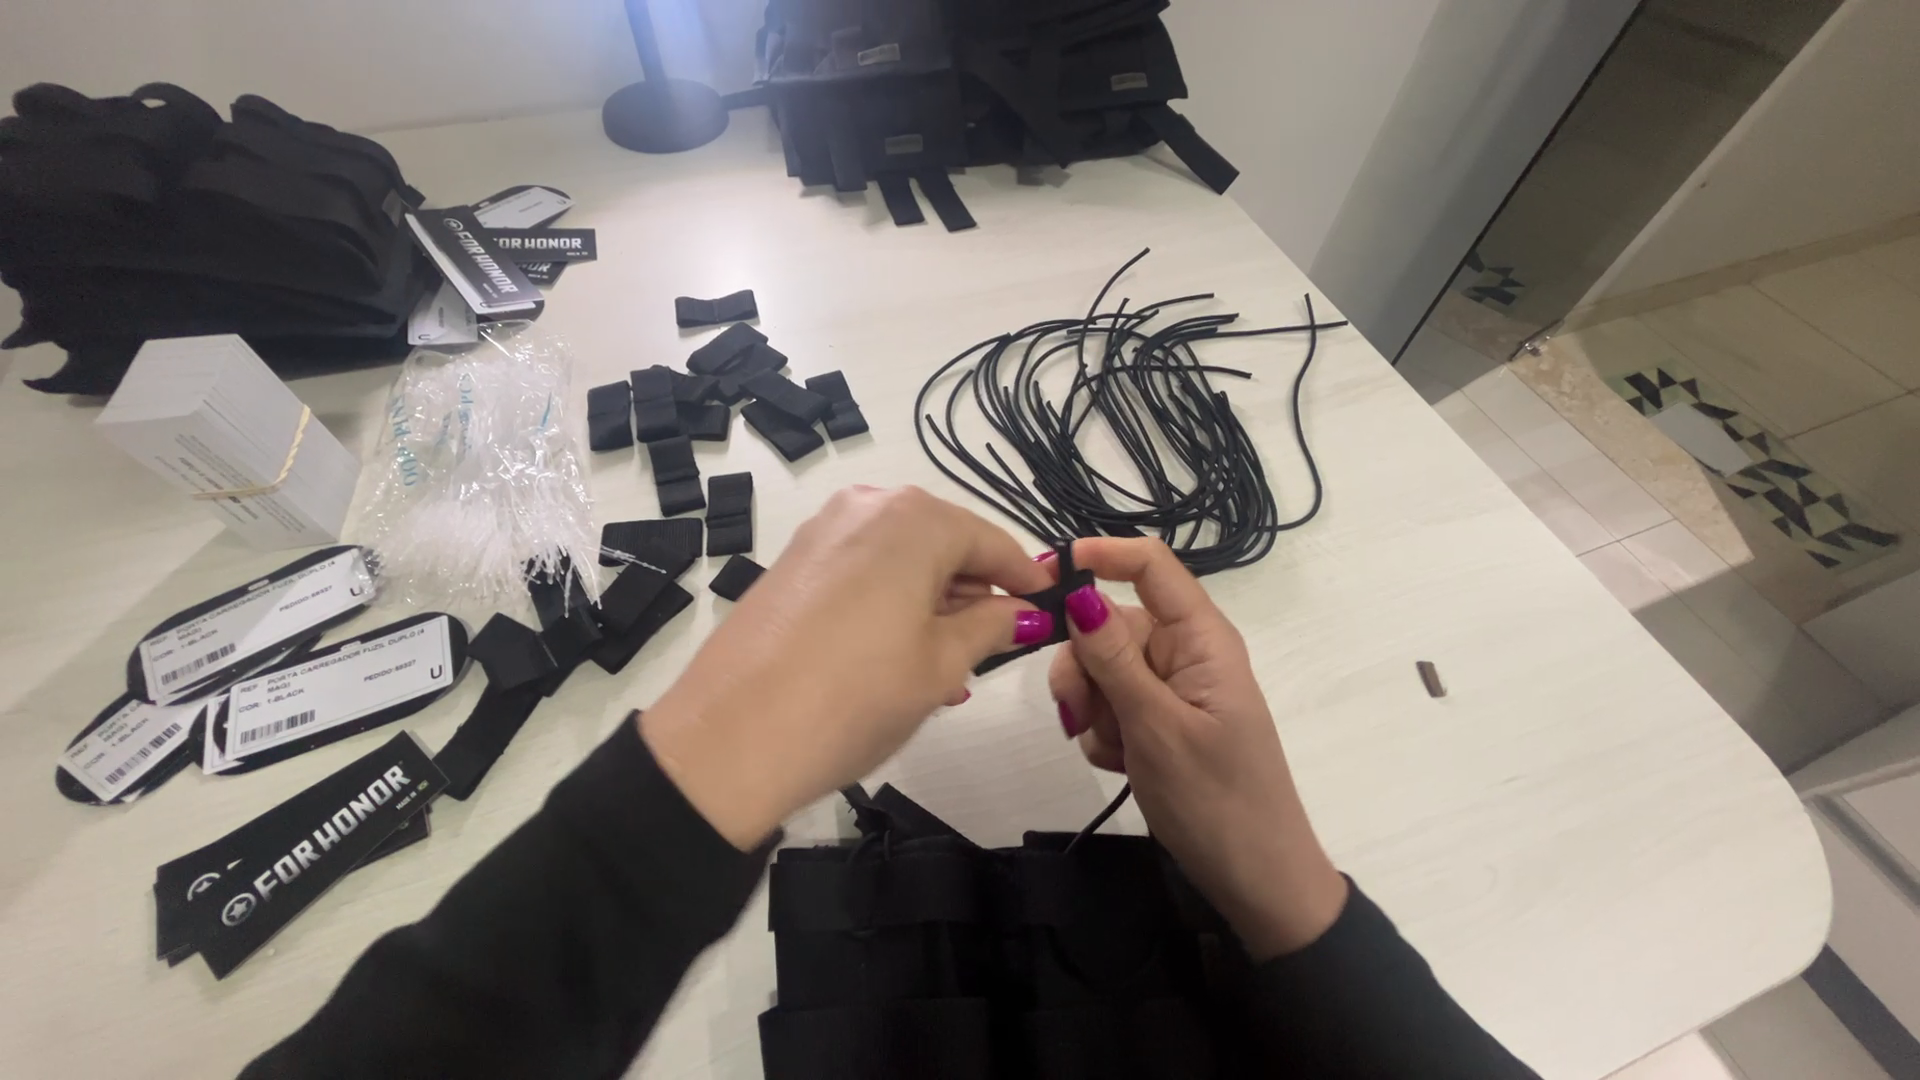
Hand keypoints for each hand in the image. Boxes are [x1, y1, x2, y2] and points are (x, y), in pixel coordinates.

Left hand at [639, 487, 1053, 849]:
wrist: (729, 741)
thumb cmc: (857, 696)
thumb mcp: (941, 664)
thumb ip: (991, 626)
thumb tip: (1023, 610)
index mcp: (914, 519)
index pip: (990, 541)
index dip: (1024, 577)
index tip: (1049, 605)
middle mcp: (866, 506)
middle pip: (943, 544)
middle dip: (973, 593)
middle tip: (993, 647)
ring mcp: (821, 531)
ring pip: (901, 559)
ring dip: (932, 602)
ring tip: (944, 666)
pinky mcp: (792, 562)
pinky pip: (863, 570)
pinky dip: (891, 602)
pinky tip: (895, 653)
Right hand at [1046, 538, 1347, 959]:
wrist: (1254, 881)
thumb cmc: (1216, 799)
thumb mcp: (1156, 727)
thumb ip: (1113, 660)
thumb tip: (1077, 594)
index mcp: (1201, 638)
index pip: (1151, 566)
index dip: (1101, 556)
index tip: (1045, 574)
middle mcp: (1183, 652)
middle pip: (1110, 624)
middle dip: (1083, 665)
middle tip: (1077, 712)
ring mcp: (1168, 688)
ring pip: (1100, 668)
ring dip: (1091, 706)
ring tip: (1112, 749)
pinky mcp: (1155, 720)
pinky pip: (1108, 705)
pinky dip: (1103, 732)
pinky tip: (1120, 764)